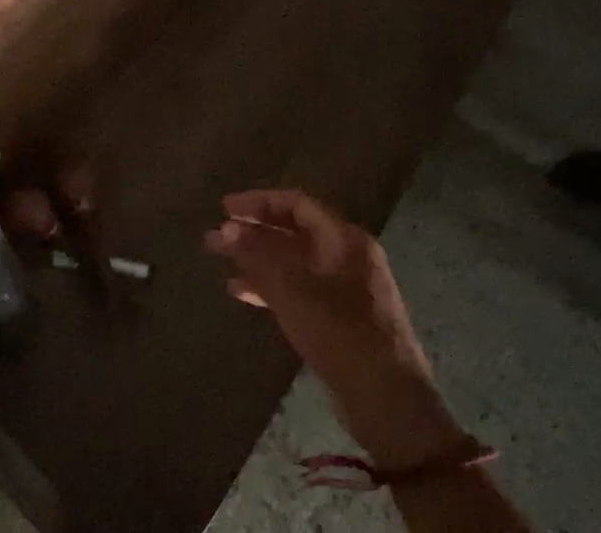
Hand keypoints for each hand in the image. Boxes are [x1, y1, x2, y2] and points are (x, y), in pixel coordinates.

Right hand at [205, 189, 467, 469]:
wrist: (385, 398)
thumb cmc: (339, 332)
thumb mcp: (291, 288)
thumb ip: (256, 254)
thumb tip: (225, 228)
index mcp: (345, 240)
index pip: (297, 204)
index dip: (258, 201)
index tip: (223, 209)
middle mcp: (348, 256)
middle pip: (294, 231)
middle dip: (253, 231)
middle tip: (216, 236)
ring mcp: (345, 288)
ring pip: (293, 261)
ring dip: (257, 259)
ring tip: (221, 262)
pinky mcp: (339, 316)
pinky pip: (299, 287)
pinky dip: (270, 285)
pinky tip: (241, 293)